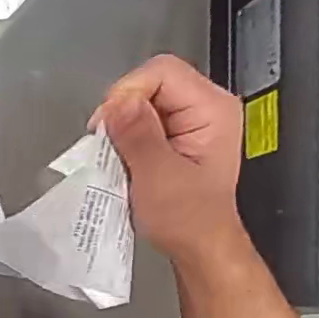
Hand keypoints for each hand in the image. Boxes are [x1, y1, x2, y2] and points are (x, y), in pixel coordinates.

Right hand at [91, 54, 245, 261]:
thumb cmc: (187, 218)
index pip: (161, 72)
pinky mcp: (175, 136)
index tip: (106, 126)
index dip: (127, 94)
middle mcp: (205, 108)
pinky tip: (123, 160)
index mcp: (212, 109)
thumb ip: (137, 135)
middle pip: (151, 83)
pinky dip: (125, 139)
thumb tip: (117, 102)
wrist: (198, 245)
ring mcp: (190, 122)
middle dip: (121, 111)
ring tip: (117, 158)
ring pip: (143, 103)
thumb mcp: (157, 176)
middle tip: (107, 145)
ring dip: (121, 128)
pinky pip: (142, 122)